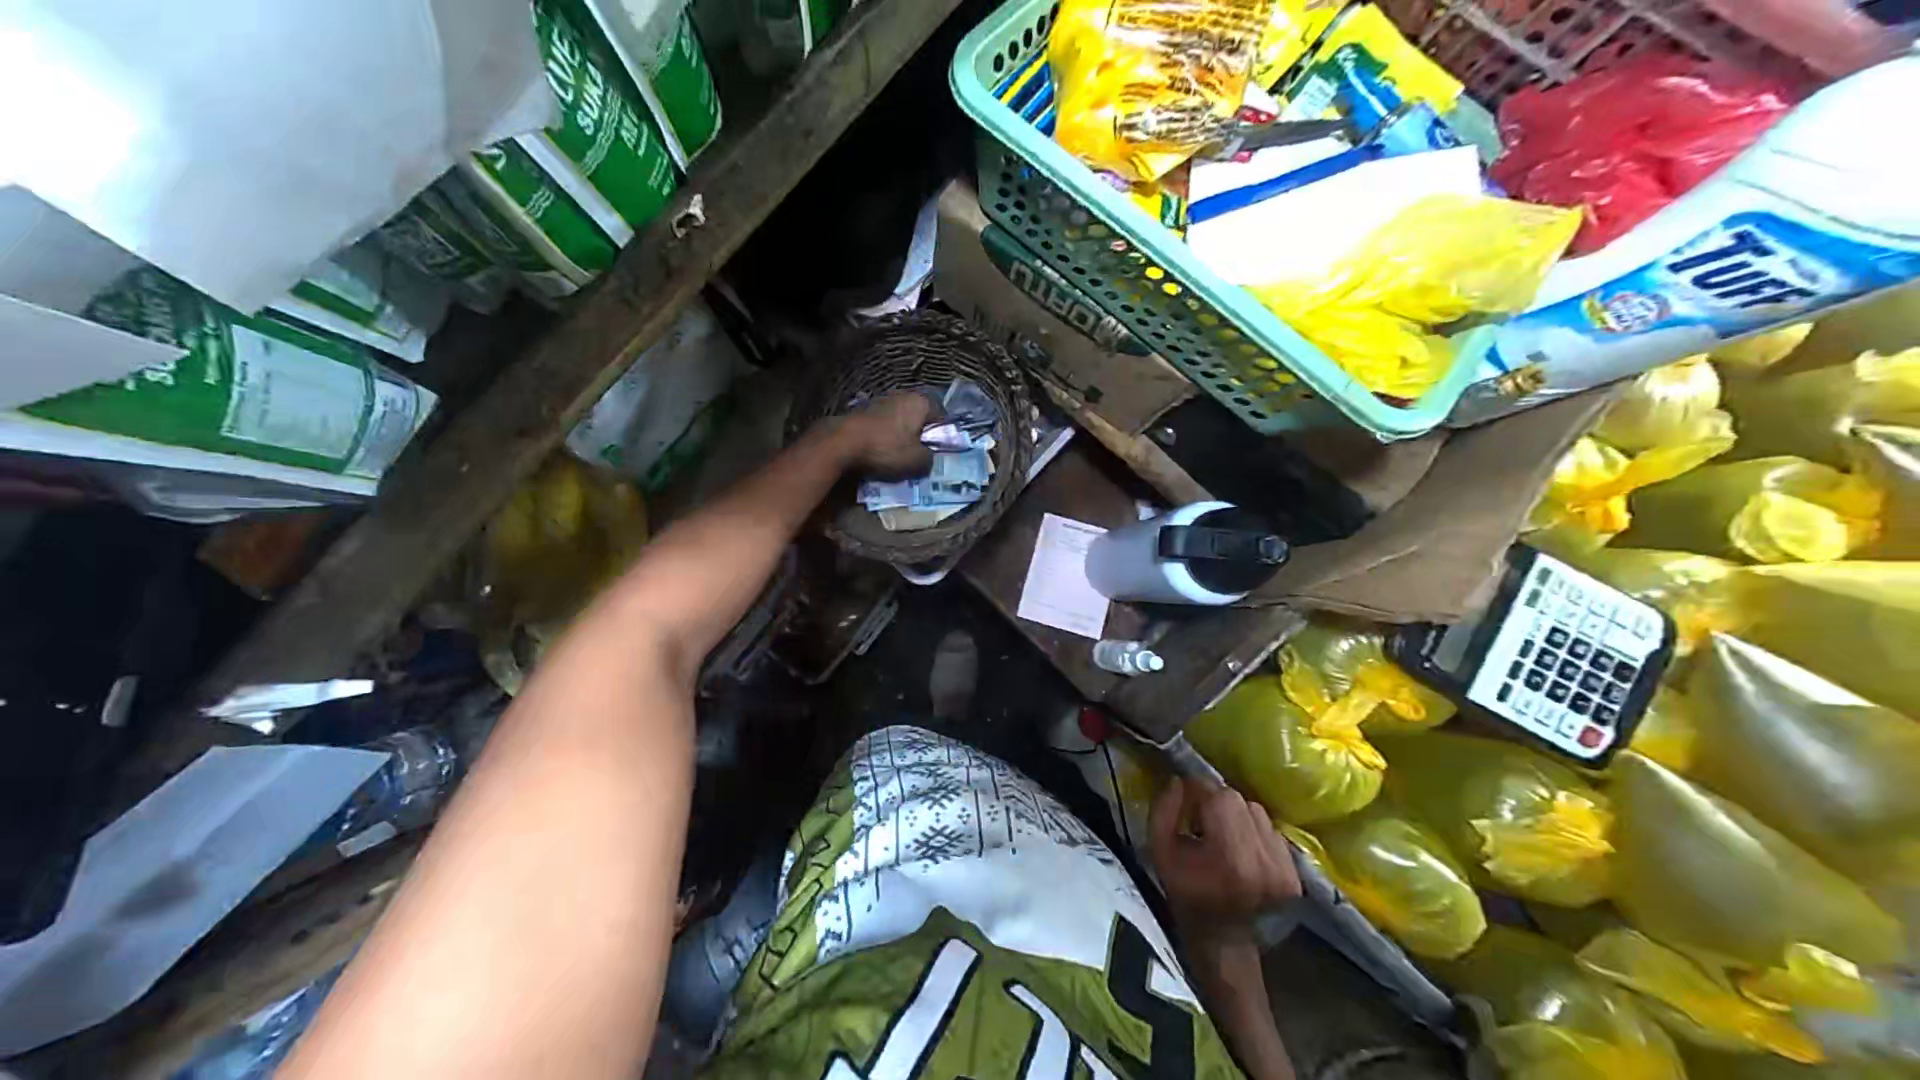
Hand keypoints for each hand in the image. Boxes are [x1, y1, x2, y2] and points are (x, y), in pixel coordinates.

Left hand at [833, 391, 934, 476]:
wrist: (841, 444)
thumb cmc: (886, 449)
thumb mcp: (918, 462)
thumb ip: (931, 458)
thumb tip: (928, 456)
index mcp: (920, 402)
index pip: (941, 415)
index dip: (942, 435)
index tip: (937, 451)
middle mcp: (901, 395)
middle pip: (918, 417)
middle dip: (919, 435)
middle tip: (919, 455)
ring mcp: (879, 401)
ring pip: (898, 421)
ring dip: (900, 436)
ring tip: (897, 457)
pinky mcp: (862, 411)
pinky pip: (881, 426)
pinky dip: (883, 437)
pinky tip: (879, 452)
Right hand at [1150, 778, 1300, 939]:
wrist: (1223, 942)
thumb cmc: (1185, 895)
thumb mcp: (1161, 851)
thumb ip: (1164, 810)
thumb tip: (1179, 781)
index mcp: (1231, 858)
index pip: (1220, 797)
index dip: (1199, 791)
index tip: (1185, 798)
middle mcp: (1265, 860)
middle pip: (1239, 801)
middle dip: (1216, 802)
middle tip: (1200, 818)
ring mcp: (1285, 868)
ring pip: (1257, 812)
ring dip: (1236, 815)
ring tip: (1221, 834)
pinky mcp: (1295, 874)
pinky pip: (1271, 830)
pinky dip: (1253, 831)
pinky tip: (1240, 849)